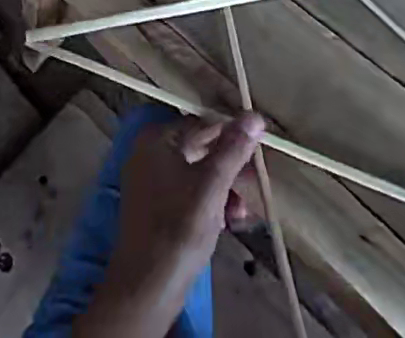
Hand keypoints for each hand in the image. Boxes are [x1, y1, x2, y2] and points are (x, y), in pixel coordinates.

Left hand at [79, 114, 265, 336]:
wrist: (145, 290)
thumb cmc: (178, 228)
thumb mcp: (213, 184)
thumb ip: (234, 148)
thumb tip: (254, 115)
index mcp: (158, 139)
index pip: (205, 123)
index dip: (235, 134)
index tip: (260, 148)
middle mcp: (150, 152)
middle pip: (203, 147)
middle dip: (232, 168)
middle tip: (255, 183)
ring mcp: (150, 180)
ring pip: (199, 172)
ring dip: (225, 188)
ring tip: (241, 212)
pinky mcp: (155, 206)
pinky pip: (189, 192)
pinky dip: (210, 202)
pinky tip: (226, 222)